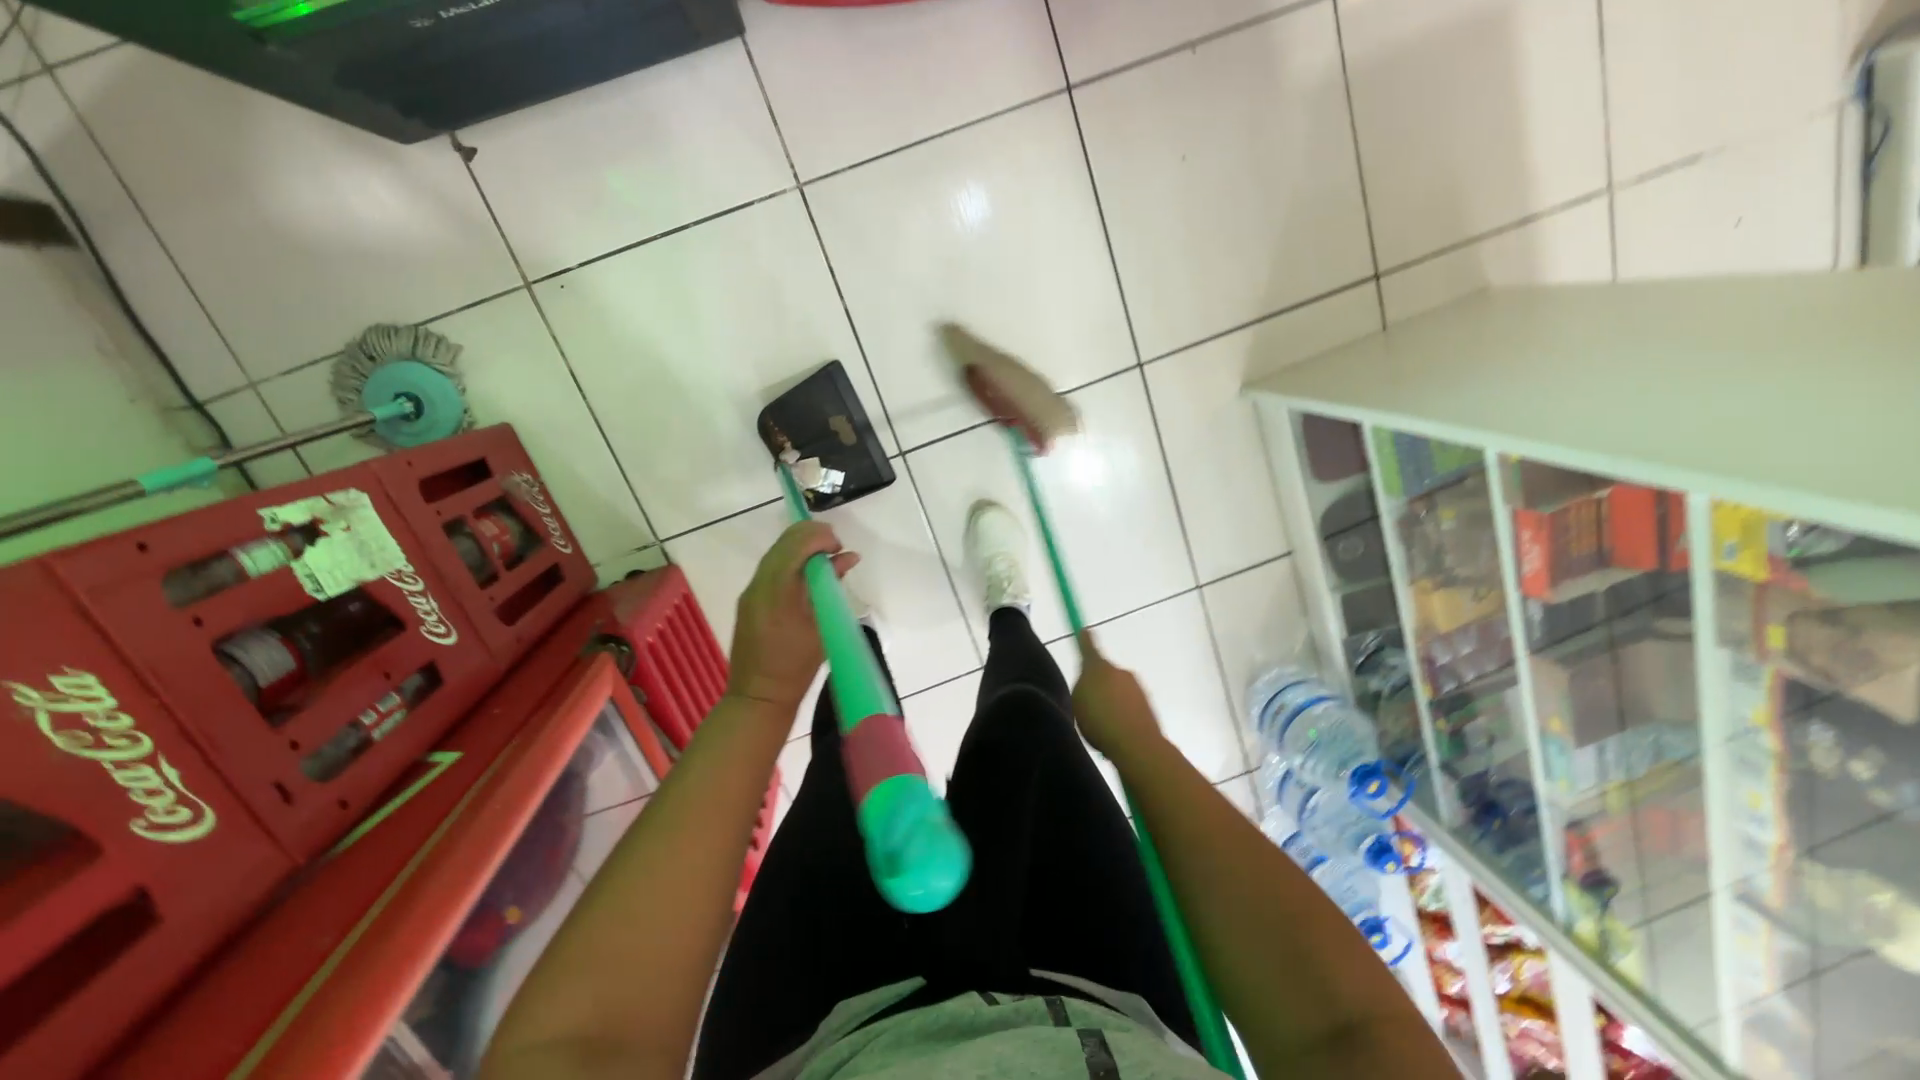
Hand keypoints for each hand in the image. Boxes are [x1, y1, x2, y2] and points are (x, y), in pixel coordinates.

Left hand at [726, 522, 859, 712]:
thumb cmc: (796, 668)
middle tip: (835, 546)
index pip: (795, 546)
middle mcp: (758, 586)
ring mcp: (750, 593)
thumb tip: (847, 558)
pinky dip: (791, 561)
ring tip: (826, 556)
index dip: (819, 537)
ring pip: (775, 554)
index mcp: (777, 592)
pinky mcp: (749, 600)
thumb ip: (832, 588)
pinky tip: (808, 571)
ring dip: (800, 547)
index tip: (839, 545)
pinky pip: (770, 568)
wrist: (758, 696)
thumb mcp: (823, 627)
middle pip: (782, 544)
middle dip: (810, 536)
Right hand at [1070, 632, 1162, 758]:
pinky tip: (1114, 734)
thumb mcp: (1078, 703)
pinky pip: (1128, 706)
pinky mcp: (1148, 704)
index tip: (1085, 629)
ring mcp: (1137, 687)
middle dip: (1098, 687)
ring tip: (1101, 728)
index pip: (1089, 648)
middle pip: (1105, 674)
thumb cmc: (1100, 721)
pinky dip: (1122, 716)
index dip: (1086, 639)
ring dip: (1111, 704)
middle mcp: (1120, 672)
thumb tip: (1088, 682)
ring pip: (1118, 692)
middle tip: (1088, 709)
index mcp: (1098, 668)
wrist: (1136, 744)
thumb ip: (1081, 688)